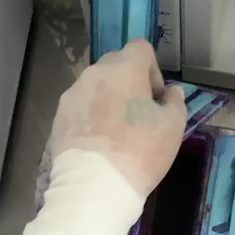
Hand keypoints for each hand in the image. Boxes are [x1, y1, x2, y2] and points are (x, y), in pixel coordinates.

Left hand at [48, 40, 186, 196]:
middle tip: (138, 113)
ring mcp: (72, 95)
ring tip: (117, 131)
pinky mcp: (59, 117)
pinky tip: (99, 142)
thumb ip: (175, 101)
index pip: (141, 48)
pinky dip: (91, 116)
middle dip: (129, 82)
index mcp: (124, 69)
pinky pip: (81, 107)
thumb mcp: (173, 127)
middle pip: (115, 64)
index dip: (153, 69)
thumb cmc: (140, 152)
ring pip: (95, 86)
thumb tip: (170, 92)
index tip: (155, 97)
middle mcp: (94, 74)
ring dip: (108, 99)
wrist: (95, 186)